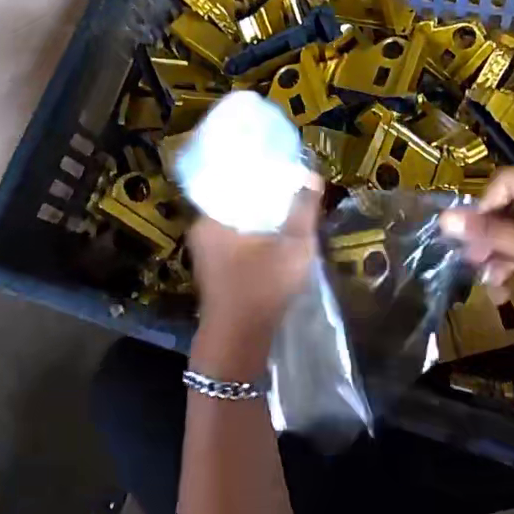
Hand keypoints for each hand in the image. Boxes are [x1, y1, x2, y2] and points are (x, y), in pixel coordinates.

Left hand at [188, 191, 320, 379]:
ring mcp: (205, 254)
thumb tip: (312, 177)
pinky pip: (235, 244)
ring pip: (236, 226)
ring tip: (287, 214)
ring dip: (259, 222)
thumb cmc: (262, 287)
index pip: (232, 182)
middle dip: (263, 199)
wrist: (239, 341)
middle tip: (290, 191)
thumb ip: (303, 209)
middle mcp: (201, 231)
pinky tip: (275, 241)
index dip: (259, 175)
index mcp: (211, 219)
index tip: (282, 171)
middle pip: (235, 204)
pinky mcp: (214, 272)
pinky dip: (253, 240)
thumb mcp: (292, 246)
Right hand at [441, 167, 513, 329]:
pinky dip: (505, 265)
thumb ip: (494, 233)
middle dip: (487, 234)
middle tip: (471, 259)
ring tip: (485, 277)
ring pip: (507, 231)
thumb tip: (443, 220)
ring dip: (493, 253)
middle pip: (504, 207)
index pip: (505, 183)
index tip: (472, 235)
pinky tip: (498, 286)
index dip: (485, 207)